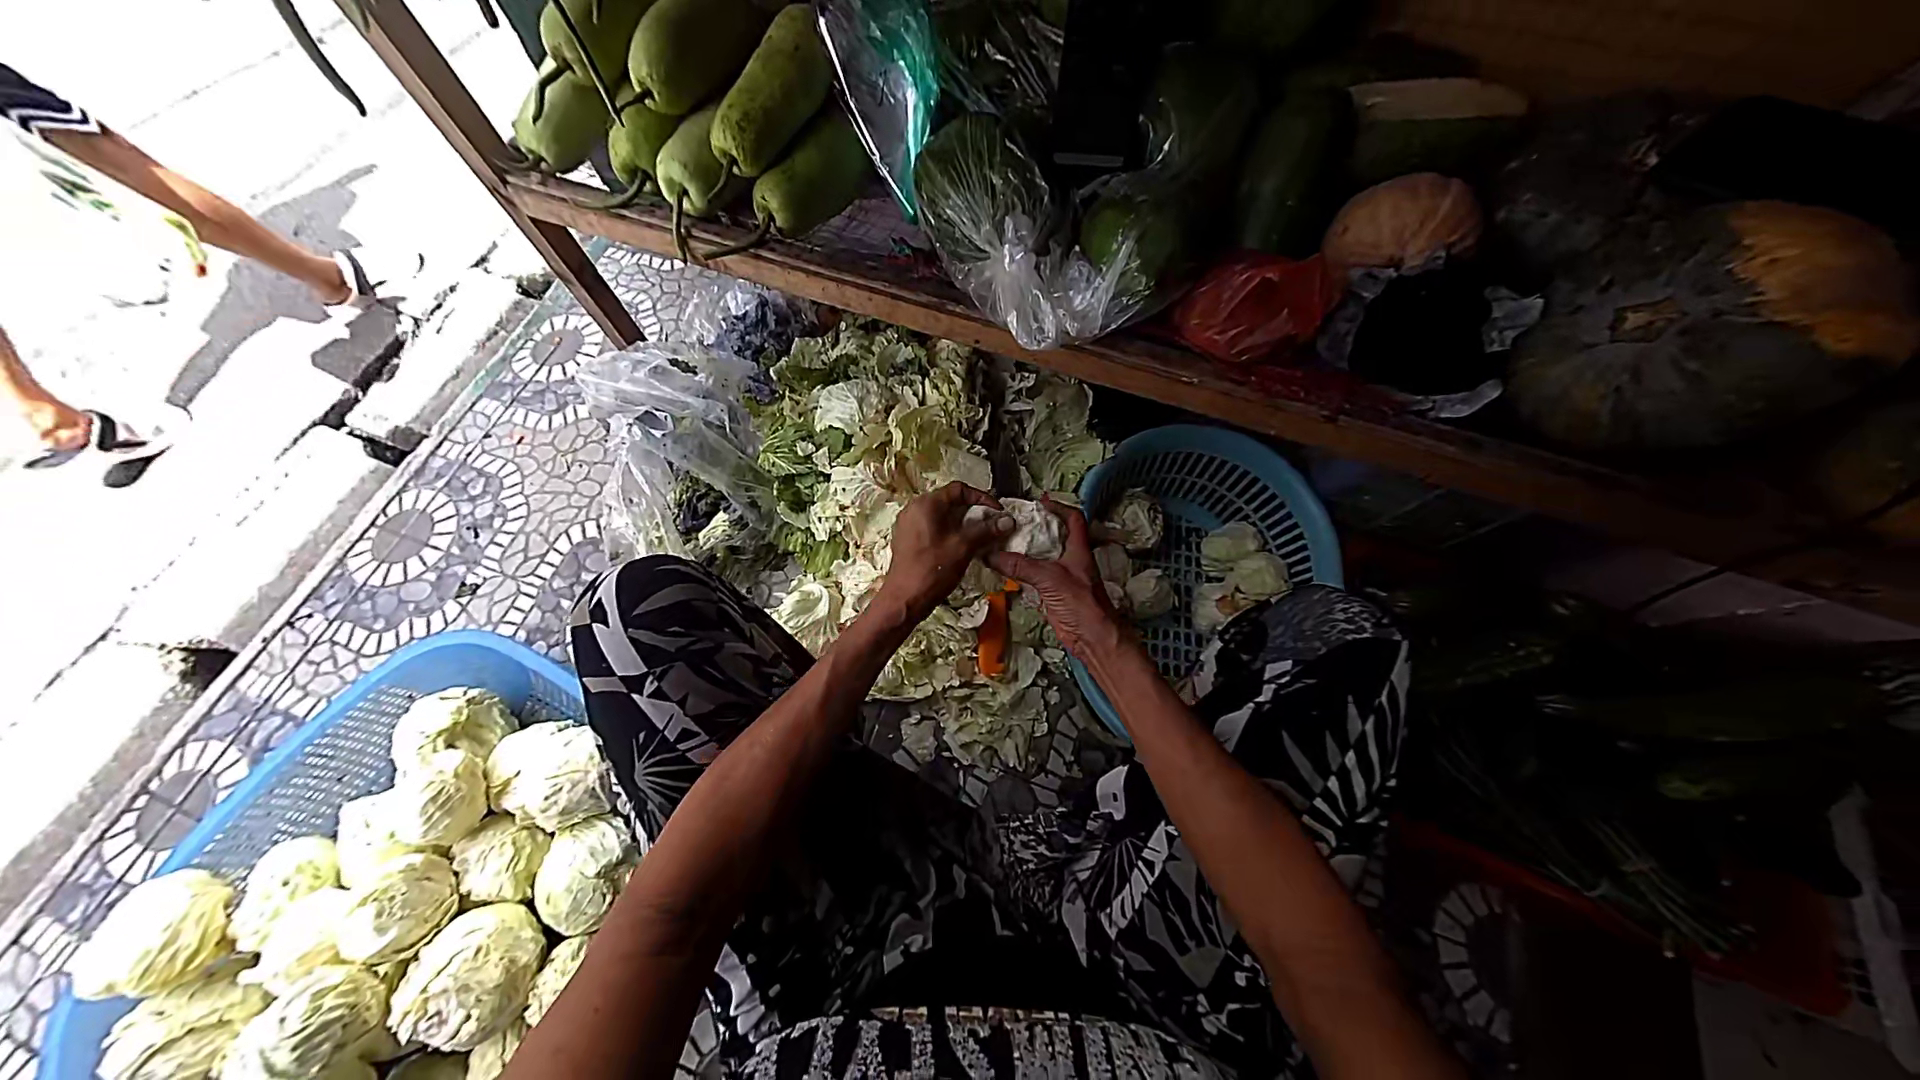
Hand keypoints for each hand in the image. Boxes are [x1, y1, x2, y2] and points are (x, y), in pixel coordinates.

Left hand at [877, 482, 1010, 620]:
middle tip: (990, 525)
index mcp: (926, 504)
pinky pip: (933, 529)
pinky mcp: (908, 540)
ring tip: (979, 537)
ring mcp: (908, 525)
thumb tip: (1007, 520)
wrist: (905, 600)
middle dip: (973, 512)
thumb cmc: (931, 571)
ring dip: (962, 524)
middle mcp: (914, 509)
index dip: (981, 498)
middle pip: (950, 502)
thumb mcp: (964, 547)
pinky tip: (961, 548)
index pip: (959, 489)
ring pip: (942, 516)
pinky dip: (949, 533)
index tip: (996, 512)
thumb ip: (986, 530)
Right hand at [987, 496, 1126, 660]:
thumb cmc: (1083, 605)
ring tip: (1006, 542)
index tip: (1040, 502)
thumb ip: (1021, 566)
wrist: (1094, 639)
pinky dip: (1022, 571)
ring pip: (1044, 557)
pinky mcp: (1054, 595)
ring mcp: (1064, 578)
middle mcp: (1072, 561)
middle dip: (1036, 528)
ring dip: (1027, 550)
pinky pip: (1036, 577)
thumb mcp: (1050, 579)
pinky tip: (1008, 568)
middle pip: (1055, 536)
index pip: (1074, 519)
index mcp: (1079, 550)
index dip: (1059, 507)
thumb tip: (992, 555)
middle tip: (1015, 522)